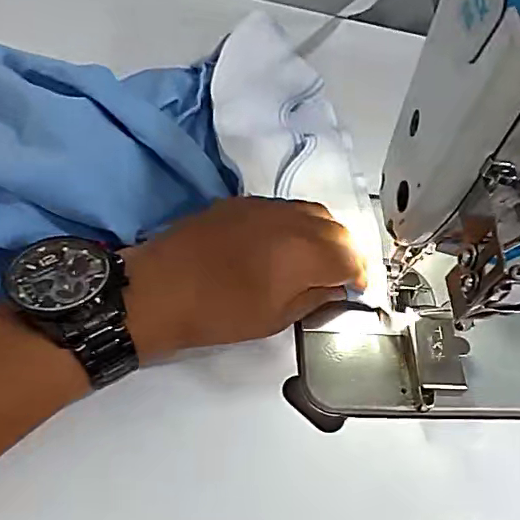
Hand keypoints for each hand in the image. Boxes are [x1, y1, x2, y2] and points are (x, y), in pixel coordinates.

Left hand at [121, 197, 365, 362]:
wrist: (159, 290)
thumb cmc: (218, 313)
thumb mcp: (275, 317)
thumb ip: (314, 298)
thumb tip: (336, 289)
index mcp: (304, 252)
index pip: (352, 257)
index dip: (360, 276)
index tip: (356, 291)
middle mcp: (291, 220)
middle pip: (338, 230)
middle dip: (347, 253)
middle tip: (342, 278)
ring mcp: (266, 206)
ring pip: (314, 213)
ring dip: (325, 236)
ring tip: (317, 262)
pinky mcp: (243, 202)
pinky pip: (287, 209)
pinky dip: (299, 226)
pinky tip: (287, 247)